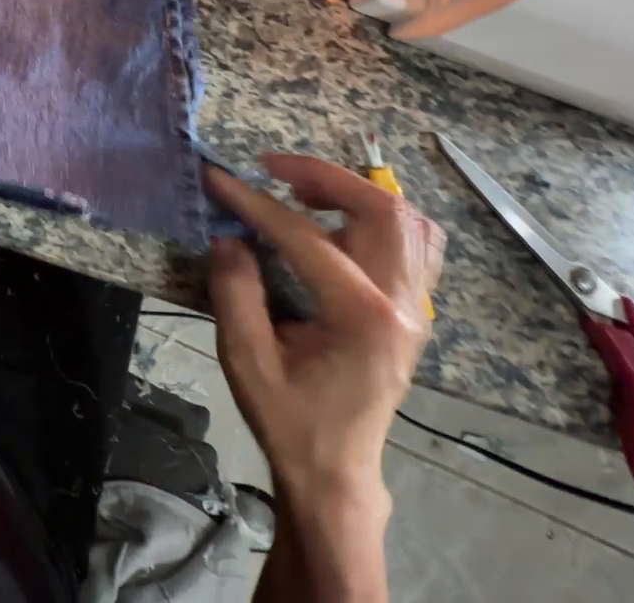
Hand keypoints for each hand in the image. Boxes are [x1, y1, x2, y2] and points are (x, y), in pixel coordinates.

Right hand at [205, 155, 444, 527]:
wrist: (334, 465)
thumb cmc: (286, 415)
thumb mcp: (244, 356)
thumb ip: (235, 292)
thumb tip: (228, 237)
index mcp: (361, 317)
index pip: (306, 237)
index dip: (255, 203)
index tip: (217, 179)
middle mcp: (402, 304)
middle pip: (383, 212)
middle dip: (324, 177)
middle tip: (270, 167)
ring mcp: (416, 307)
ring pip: (410, 223)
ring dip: (355, 192)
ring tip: (300, 187)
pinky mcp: (412, 311)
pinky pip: (415, 245)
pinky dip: (378, 217)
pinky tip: (335, 219)